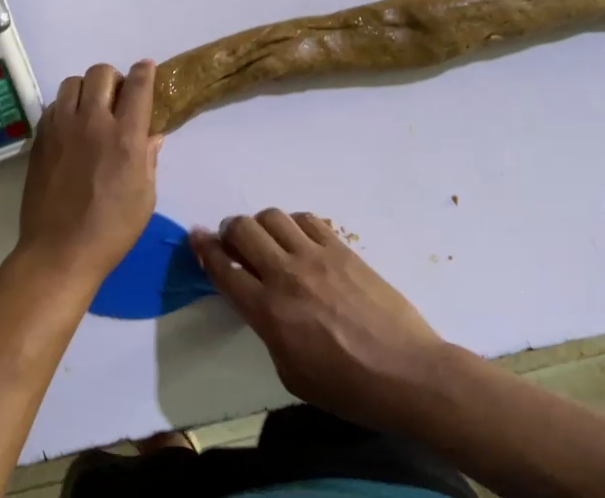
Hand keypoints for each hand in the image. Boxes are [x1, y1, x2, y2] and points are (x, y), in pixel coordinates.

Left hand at [17, 61, 163, 284]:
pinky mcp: (40, 138)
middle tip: (118, 98)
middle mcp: (91, 122)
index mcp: (124, 137)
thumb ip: (148, 159)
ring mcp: (61, 128)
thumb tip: (151, 136)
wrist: (60, 250)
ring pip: (72, 83)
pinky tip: (71, 128)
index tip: (147, 68)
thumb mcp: (145, 198)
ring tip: (91, 110)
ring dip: (86, 89)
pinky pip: (54, 105)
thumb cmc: (111, 230)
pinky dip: (66, 107)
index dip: (145, 72)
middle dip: (114, 78)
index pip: (138, 86)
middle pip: (101, 73)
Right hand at [191, 210, 444, 426]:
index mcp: (268, 311)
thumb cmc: (348, 387)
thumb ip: (269, 332)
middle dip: (231, 231)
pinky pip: (307, 220)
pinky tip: (300, 241)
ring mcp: (316, 257)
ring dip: (261, 225)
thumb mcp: (291, 373)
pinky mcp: (343, 250)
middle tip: (235, 243)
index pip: (223, 268)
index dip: (204, 248)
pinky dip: (295, 225)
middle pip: (243, 229)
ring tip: (269, 240)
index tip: (196, 236)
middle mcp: (286, 275)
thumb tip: (263, 305)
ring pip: (273, 216)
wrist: (408, 375)